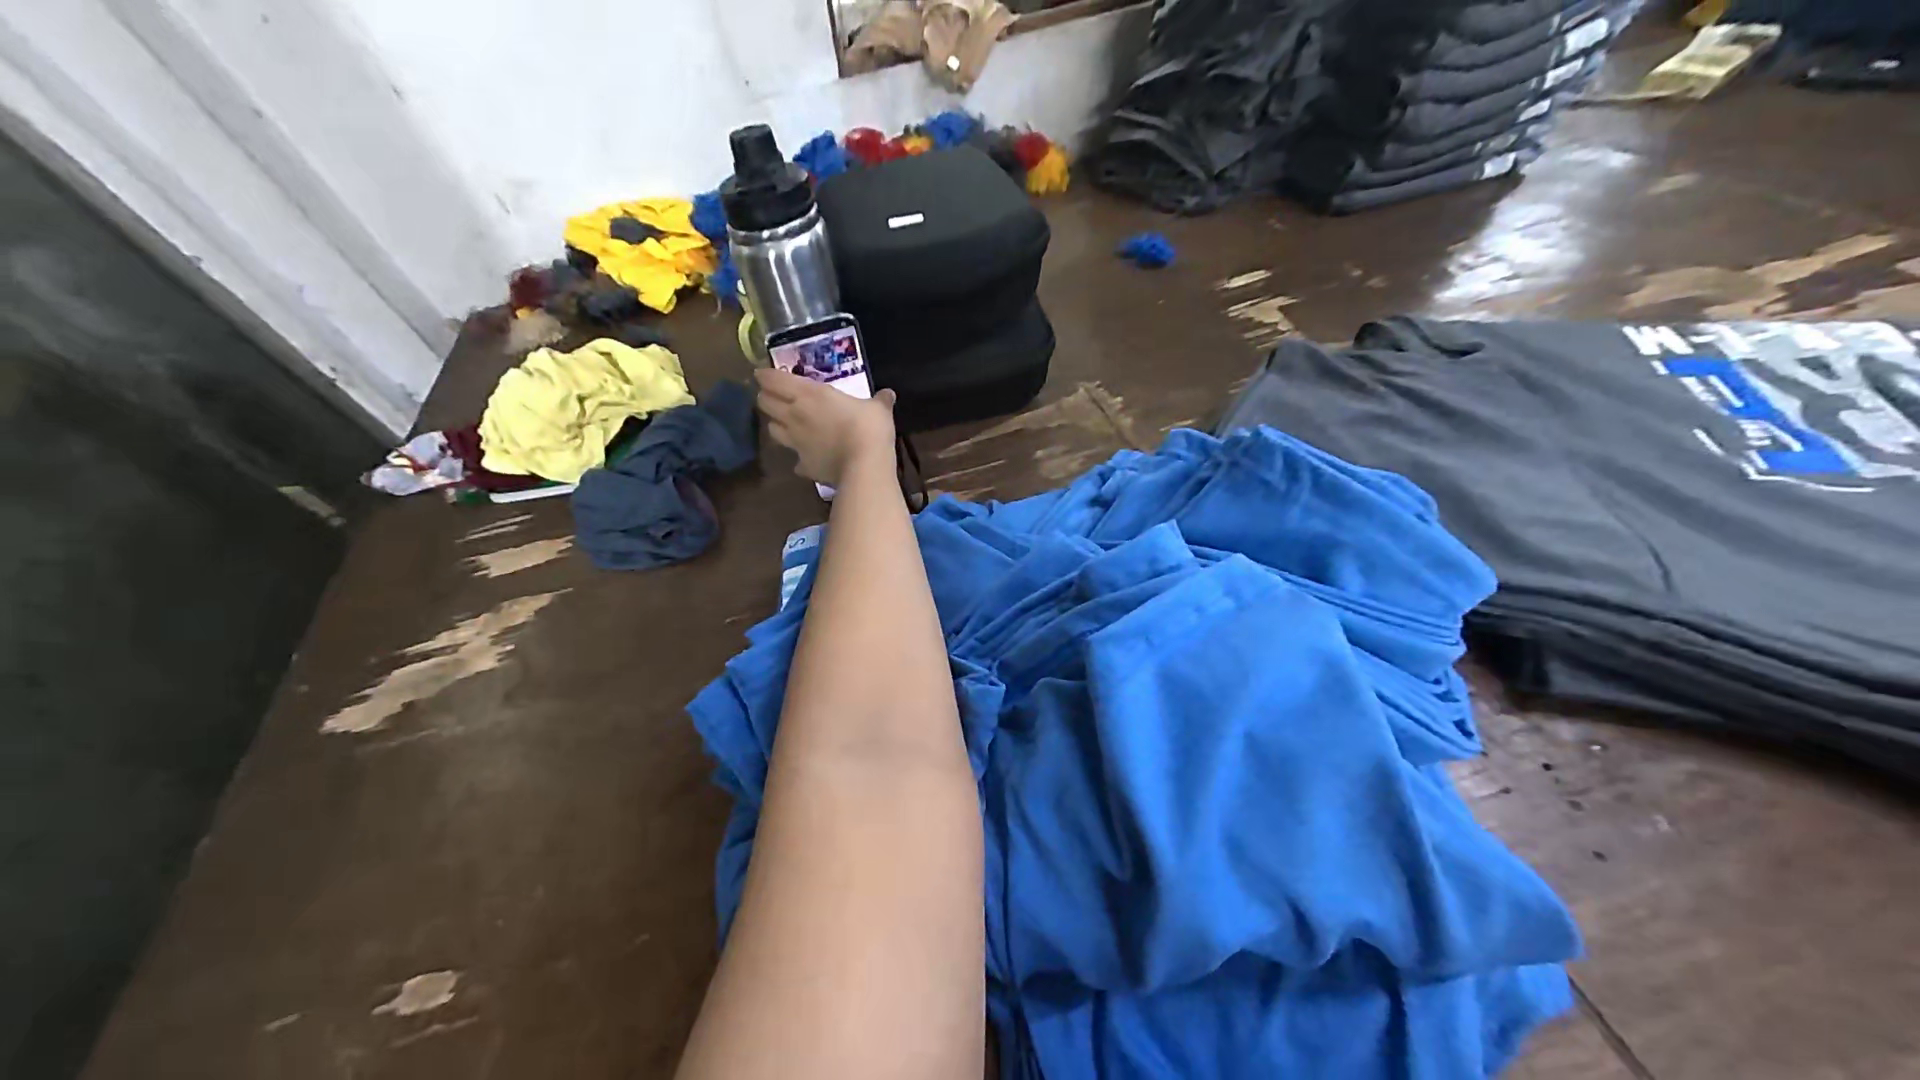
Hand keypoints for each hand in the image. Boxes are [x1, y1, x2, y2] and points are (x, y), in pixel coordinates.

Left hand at [755, 368, 896, 486]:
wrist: (863, 466)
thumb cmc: (868, 428)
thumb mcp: (878, 409)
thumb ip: (880, 401)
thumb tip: (888, 394)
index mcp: (809, 394)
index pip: (774, 380)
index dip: (765, 375)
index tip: (762, 374)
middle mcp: (795, 415)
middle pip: (765, 403)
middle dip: (765, 398)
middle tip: (773, 397)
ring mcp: (796, 442)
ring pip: (772, 430)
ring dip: (776, 425)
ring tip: (784, 424)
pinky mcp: (803, 465)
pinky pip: (795, 460)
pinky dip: (799, 459)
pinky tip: (808, 459)